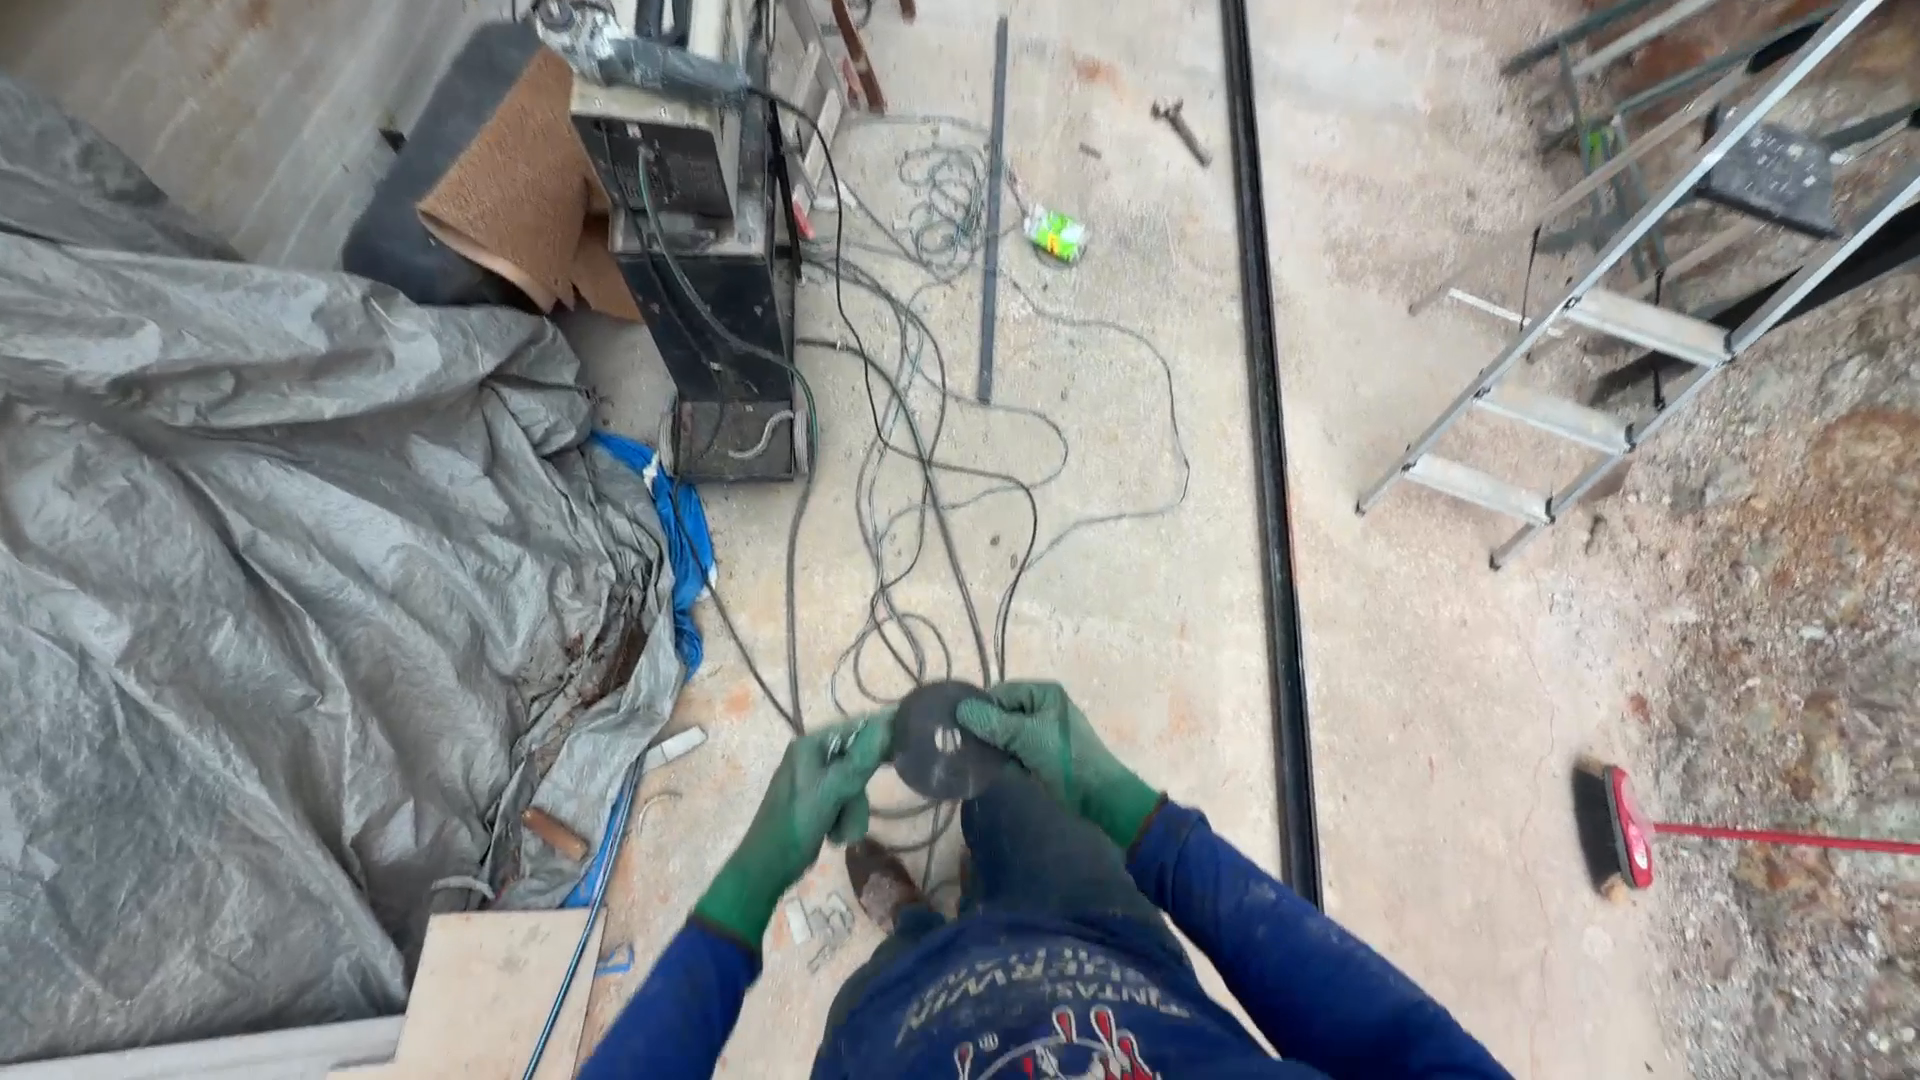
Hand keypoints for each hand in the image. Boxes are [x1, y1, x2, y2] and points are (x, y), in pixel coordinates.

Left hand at [693, 713, 891, 948]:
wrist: (768, 867)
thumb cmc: (796, 824)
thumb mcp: (831, 790)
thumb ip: (860, 759)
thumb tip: (888, 723)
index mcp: (810, 745)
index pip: (856, 727)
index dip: (880, 737)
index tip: (902, 752)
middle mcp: (813, 756)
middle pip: (859, 759)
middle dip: (858, 790)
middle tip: (852, 806)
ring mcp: (816, 779)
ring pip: (856, 784)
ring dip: (853, 809)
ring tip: (841, 830)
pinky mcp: (820, 800)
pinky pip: (847, 800)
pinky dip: (846, 817)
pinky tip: (835, 834)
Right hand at [955, 681, 1161, 849]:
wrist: (1098, 796)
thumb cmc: (1065, 758)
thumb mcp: (1026, 736)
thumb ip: (992, 723)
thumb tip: (961, 709)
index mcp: (1043, 694)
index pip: (1001, 693)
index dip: (981, 708)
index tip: (959, 726)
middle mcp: (1041, 707)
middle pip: (1002, 713)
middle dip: (985, 729)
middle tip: (962, 744)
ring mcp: (1042, 732)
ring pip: (1005, 734)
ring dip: (992, 746)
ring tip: (972, 757)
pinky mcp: (1040, 754)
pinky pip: (1014, 750)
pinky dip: (1003, 759)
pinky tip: (988, 768)